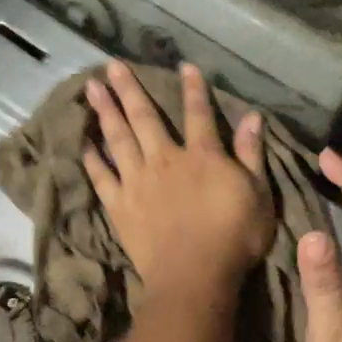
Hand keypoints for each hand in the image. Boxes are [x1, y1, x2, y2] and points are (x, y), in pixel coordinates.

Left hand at [83, 61, 274, 304]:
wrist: (195, 276)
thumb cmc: (234, 238)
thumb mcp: (258, 194)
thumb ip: (251, 154)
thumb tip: (252, 116)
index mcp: (202, 156)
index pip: (198, 113)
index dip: (194, 89)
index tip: (185, 66)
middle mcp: (165, 160)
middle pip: (145, 117)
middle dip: (129, 89)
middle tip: (112, 65)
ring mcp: (138, 182)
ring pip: (118, 139)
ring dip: (105, 112)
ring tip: (91, 88)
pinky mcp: (120, 207)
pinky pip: (103, 178)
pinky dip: (92, 161)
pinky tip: (84, 145)